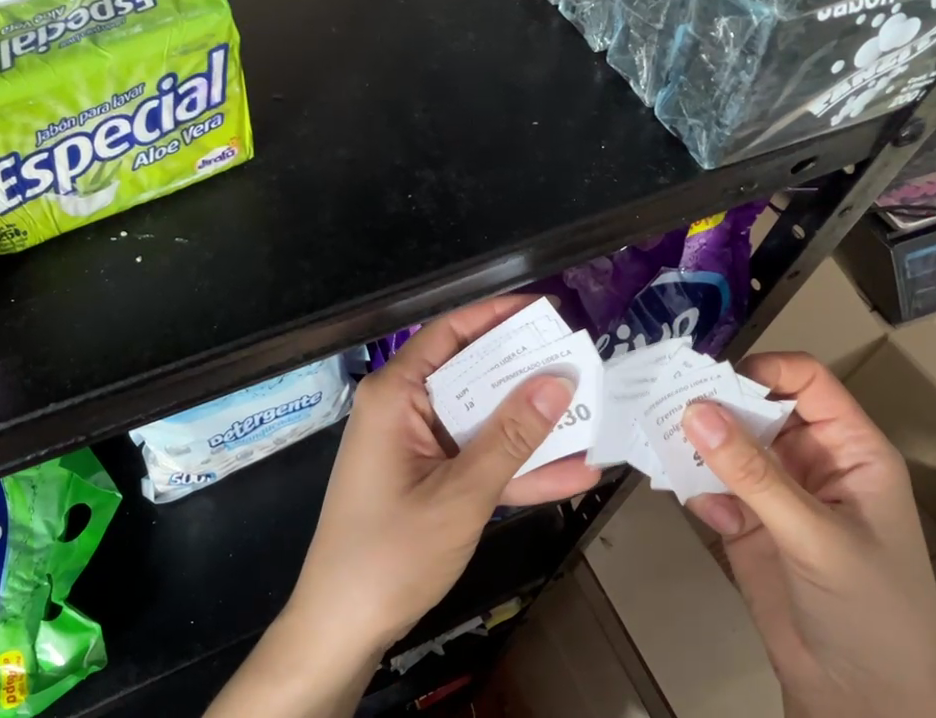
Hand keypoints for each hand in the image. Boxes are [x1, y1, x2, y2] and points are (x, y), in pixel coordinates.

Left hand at [292, 294, 603, 647]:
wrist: (343, 625)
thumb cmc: (392, 553)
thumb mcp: (461, 494)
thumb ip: (511, 437)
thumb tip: (558, 380)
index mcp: (395, 395)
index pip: (449, 334)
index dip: (496, 316)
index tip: (546, 310)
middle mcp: (402, 409)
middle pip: (471, 374)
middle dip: (526, 374)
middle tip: (582, 365)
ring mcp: (415, 446)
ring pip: (480, 420)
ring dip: (530, 426)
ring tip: (591, 416)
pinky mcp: (426, 478)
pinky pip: (475, 459)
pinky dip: (514, 467)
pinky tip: (571, 473)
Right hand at [681, 353, 935, 717]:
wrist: (860, 701)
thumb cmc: (869, 612)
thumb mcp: (816, 537)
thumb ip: (753, 474)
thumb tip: (693, 410)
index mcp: (850, 452)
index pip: (807, 382)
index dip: (763, 371)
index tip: (709, 381)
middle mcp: (811, 462)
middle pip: (756, 407)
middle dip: (714, 406)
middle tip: (663, 404)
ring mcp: (776, 493)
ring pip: (727, 444)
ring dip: (697, 445)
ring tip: (664, 446)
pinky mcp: (746, 523)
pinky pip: (711, 485)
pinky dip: (697, 487)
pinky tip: (703, 510)